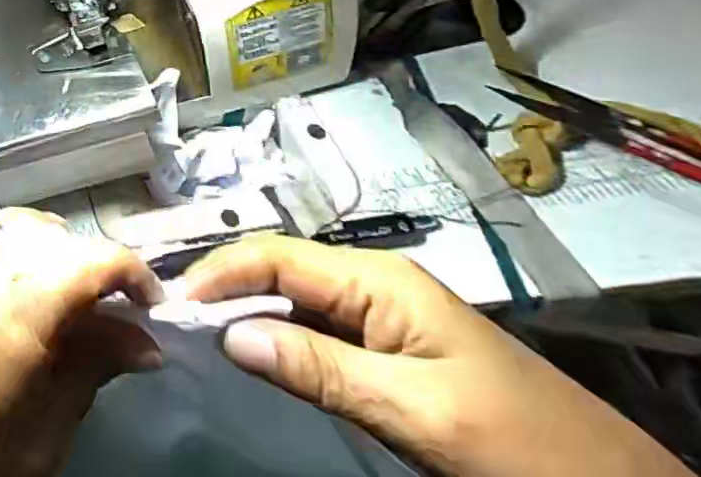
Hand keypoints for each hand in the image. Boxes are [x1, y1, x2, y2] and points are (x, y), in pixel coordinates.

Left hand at [0, 208, 165, 476]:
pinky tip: (36, 276)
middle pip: (54, 238)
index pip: (82, 261)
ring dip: (60, 248)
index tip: (154, 304)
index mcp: (4, 324)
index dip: (129, 271)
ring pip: (21, 224)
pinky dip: (22, 241)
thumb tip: (146, 339)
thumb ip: (93, 366)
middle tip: (121, 308)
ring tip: (81, 292)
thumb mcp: (46, 431)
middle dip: (96, 263)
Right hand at [184, 235, 692, 476]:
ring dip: (247, 312)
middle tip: (178, 319)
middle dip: (225, 288)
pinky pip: (314, 328)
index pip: (274, 256)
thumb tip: (227, 335)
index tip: (175, 304)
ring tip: (203, 333)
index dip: (219, 273)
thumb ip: (320, 367)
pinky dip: (277, 337)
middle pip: (277, 270)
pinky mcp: (387, 346)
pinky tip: (257, 352)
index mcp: (378, 279)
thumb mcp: (419, 411)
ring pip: (291, 298)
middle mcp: (372, 283)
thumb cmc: (524, 444)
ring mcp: (381, 314)